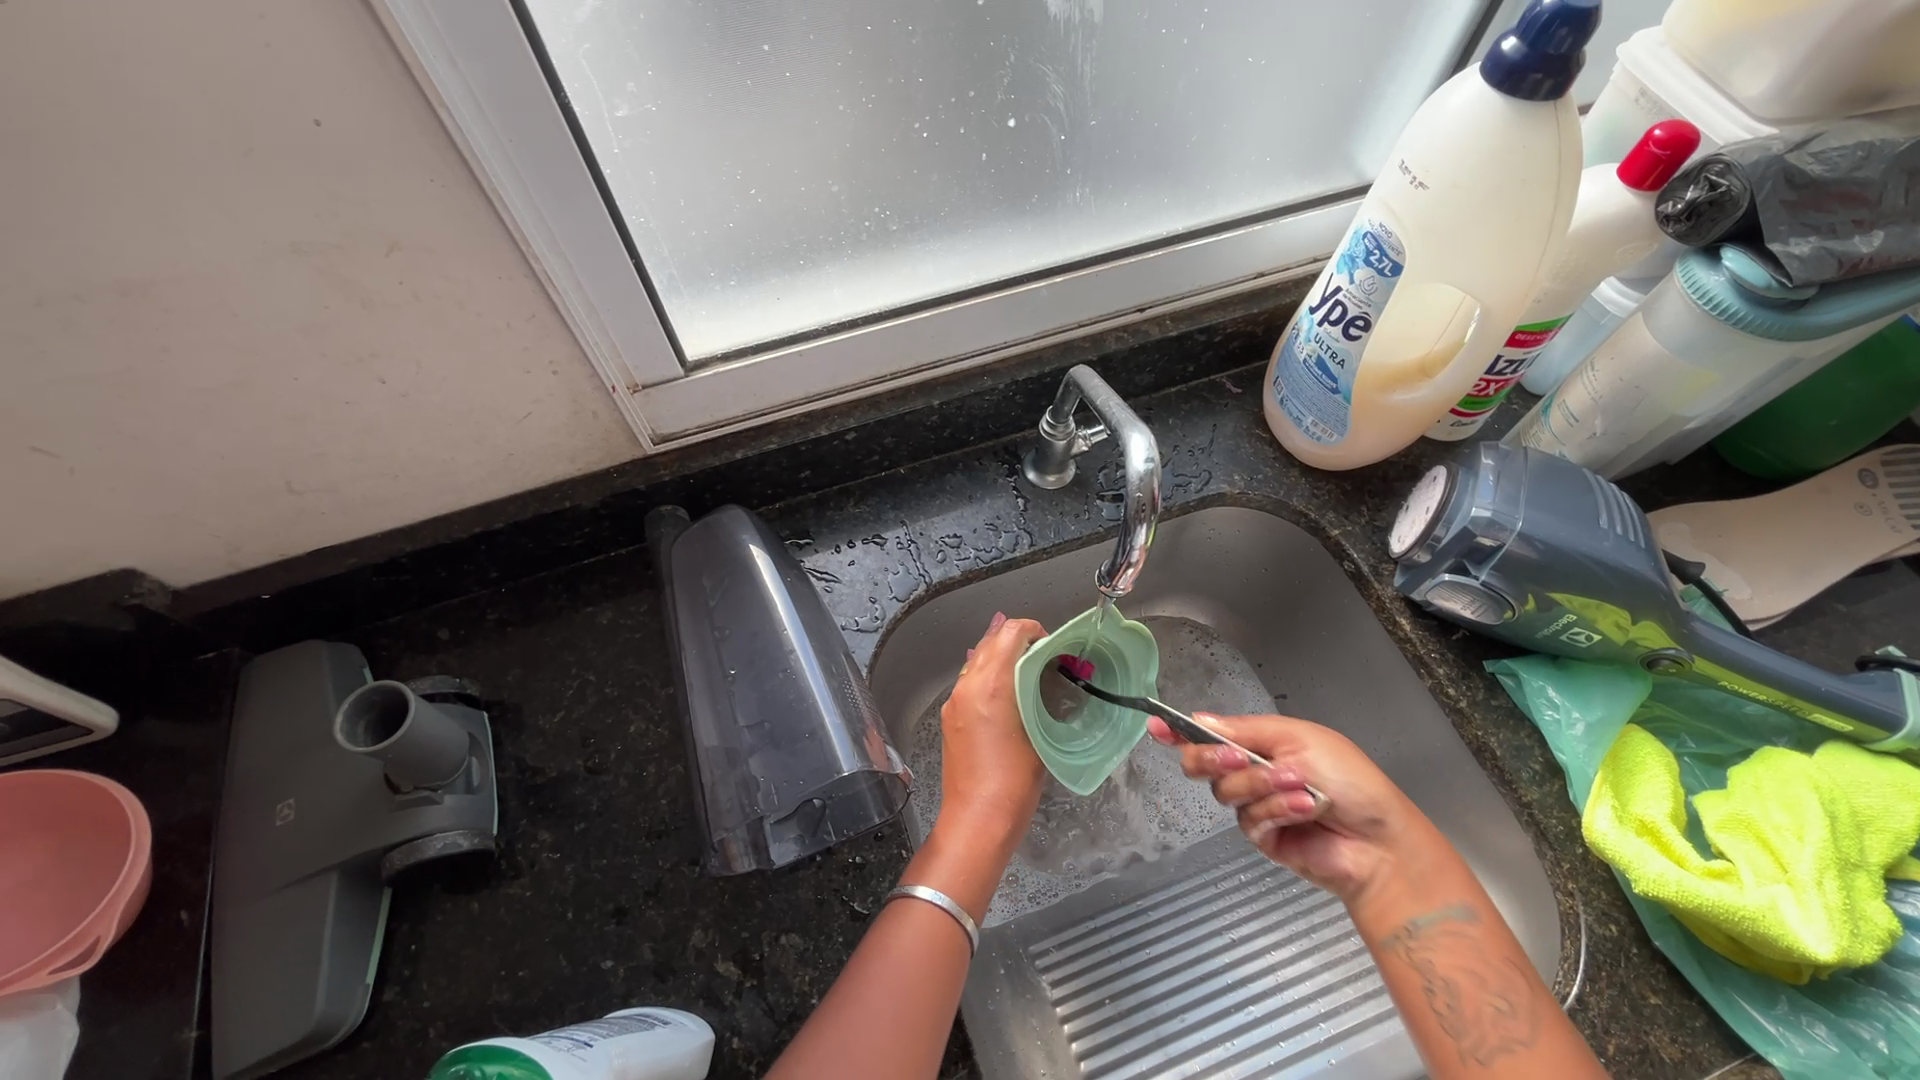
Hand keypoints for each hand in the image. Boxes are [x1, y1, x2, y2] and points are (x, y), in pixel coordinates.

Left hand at [933, 613, 1046, 853]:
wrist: (978, 818)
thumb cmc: (1016, 780)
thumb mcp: (1039, 731)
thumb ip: (1039, 694)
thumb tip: (1042, 673)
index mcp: (992, 683)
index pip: (1011, 632)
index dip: (1034, 630)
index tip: (1052, 645)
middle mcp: (968, 684)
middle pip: (991, 640)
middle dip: (1018, 640)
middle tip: (1044, 655)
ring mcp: (955, 700)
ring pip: (977, 659)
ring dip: (1001, 656)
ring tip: (1028, 671)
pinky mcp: (950, 716)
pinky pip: (969, 680)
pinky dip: (988, 675)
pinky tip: (1006, 691)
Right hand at [1149, 713, 1432, 903]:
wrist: (1380, 840)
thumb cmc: (1350, 779)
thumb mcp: (1299, 739)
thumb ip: (1245, 731)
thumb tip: (1198, 720)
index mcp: (1261, 742)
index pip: (1210, 733)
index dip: (1179, 730)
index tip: (1154, 726)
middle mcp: (1251, 772)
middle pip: (1202, 763)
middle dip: (1212, 758)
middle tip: (1235, 759)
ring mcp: (1254, 806)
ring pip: (1226, 792)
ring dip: (1262, 786)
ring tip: (1300, 789)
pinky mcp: (1262, 837)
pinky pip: (1248, 819)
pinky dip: (1276, 810)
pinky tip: (1304, 809)